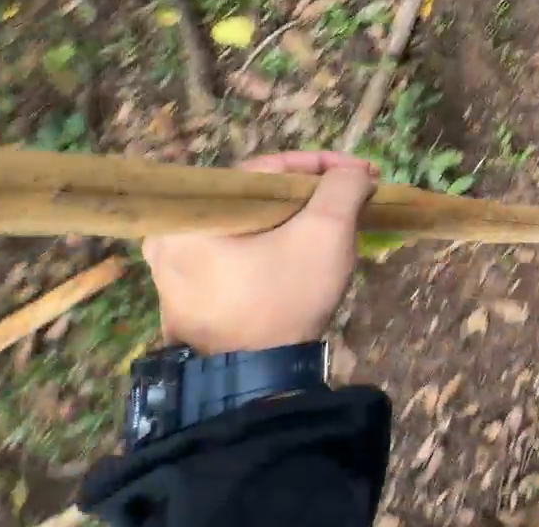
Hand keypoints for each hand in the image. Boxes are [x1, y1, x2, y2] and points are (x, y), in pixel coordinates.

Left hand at [144, 151, 376, 355]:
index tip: (365, 173)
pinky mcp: (192, 288)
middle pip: (259, 193)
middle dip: (315, 189)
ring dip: (301, 212)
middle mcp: (173, 236)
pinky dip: (280, 235)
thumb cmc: (284, 294)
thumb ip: (343, 186)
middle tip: (356, 193)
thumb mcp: (327, 230)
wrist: (251, 375)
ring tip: (341, 217)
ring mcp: (177, 265)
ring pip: (253, 218)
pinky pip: (242, 243)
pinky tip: (311, 243)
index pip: (267, 168)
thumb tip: (353, 173)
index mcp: (193, 218)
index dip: (324, 164)